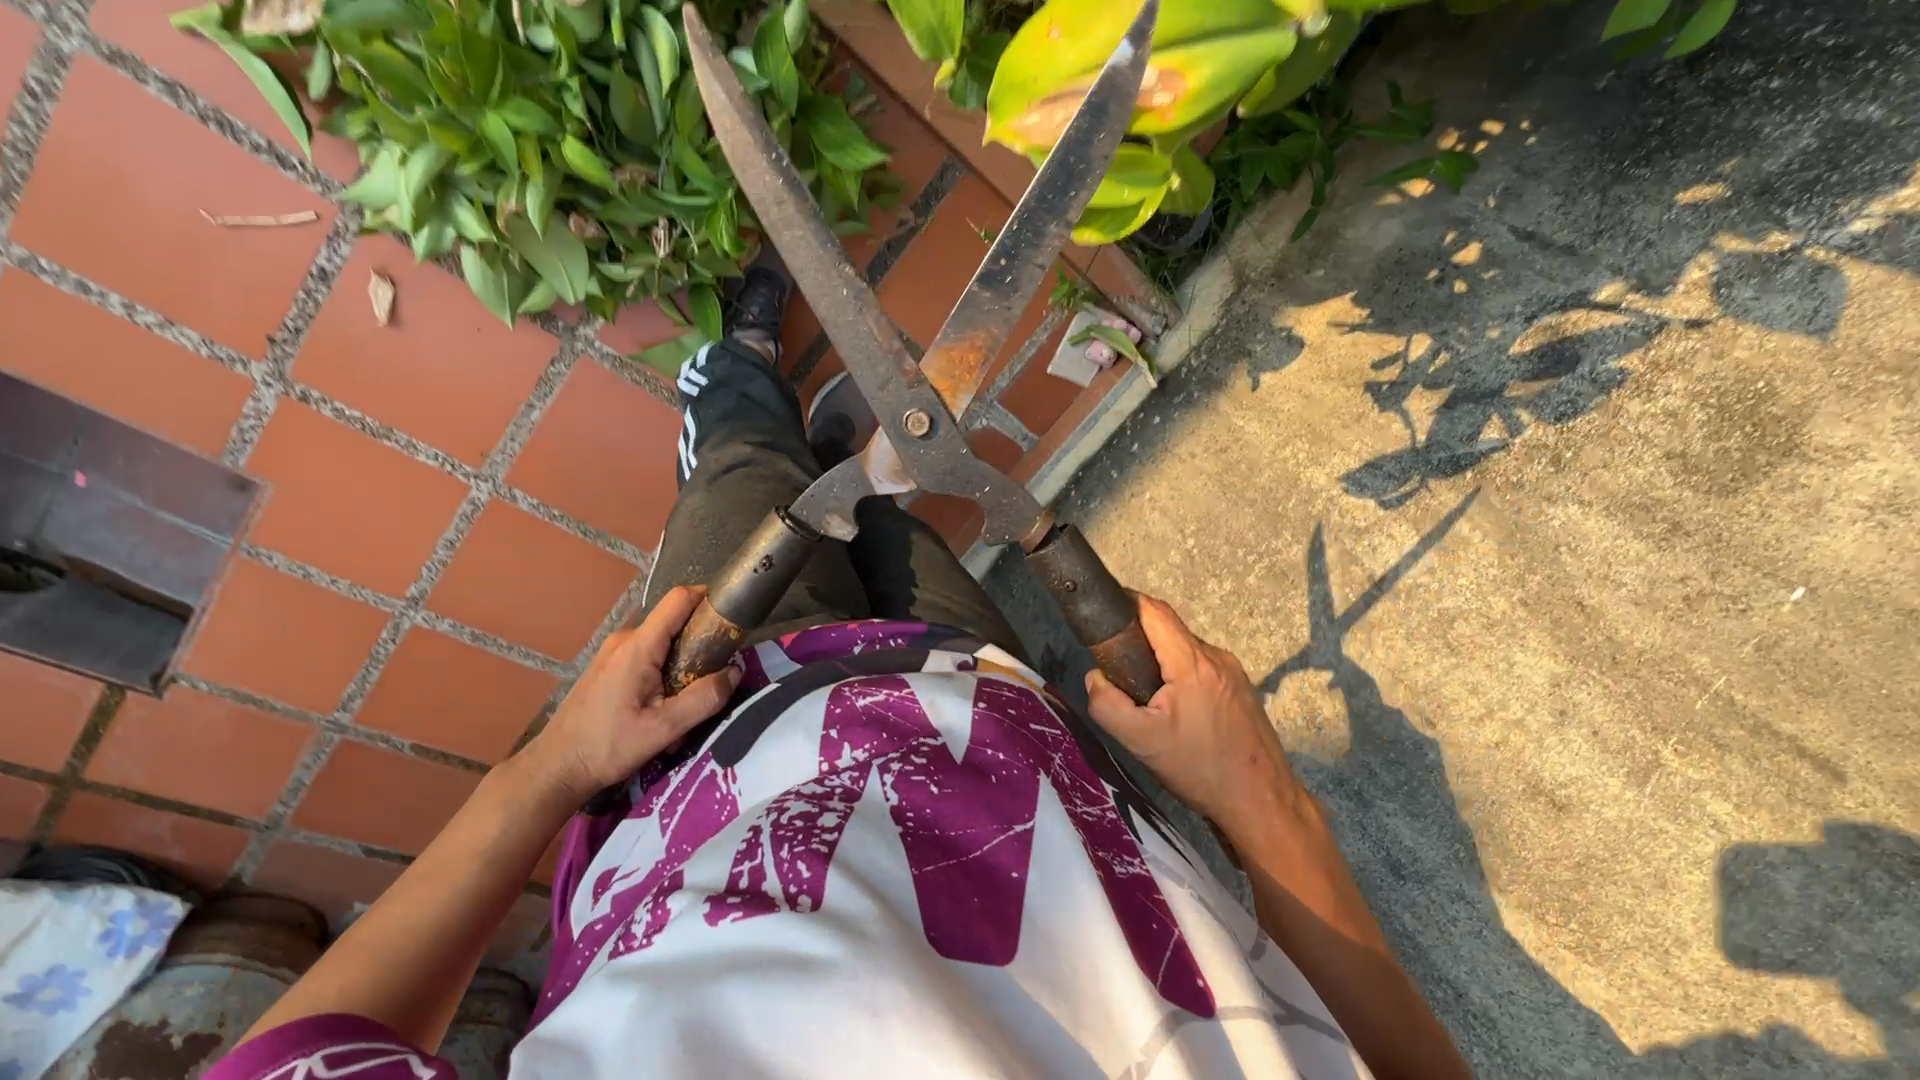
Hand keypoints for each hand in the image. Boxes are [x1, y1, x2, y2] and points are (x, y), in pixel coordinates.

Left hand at [523, 586, 740, 805]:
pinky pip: (647, 657)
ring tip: (688, 701)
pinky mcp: (608, 668)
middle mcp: (624, 640)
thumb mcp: (664, 729)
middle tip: (715, 676)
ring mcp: (613, 653)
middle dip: (700, 643)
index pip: (679, 599)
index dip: (709, 598)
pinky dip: (664, 673)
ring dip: (682, 664)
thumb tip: (735, 672)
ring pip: (662, 643)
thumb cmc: (608, 747)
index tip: (733, 616)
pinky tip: (662, 708)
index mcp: (638, 647)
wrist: (557, 768)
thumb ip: (703, 699)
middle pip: (674, 623)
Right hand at [1084, 593, 1299, 832]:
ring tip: (1145, 696)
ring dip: (1162, 661)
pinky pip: (1204, 669)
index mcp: (1192, 663)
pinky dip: (1182, 676)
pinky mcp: (1243, 689)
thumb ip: (1106, 704)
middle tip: (1117, 668)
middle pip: (1170, 631)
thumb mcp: (1140, 742)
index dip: (1128, 601)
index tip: (1104, 612)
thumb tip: (1096, 677)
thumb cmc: (1199, 768)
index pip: (1155, 611)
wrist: (1261, 801)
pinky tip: (1176, 710)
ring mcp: (1235, 672)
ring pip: (1187, 651)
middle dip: (1140, 640)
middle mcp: (1217, 657)